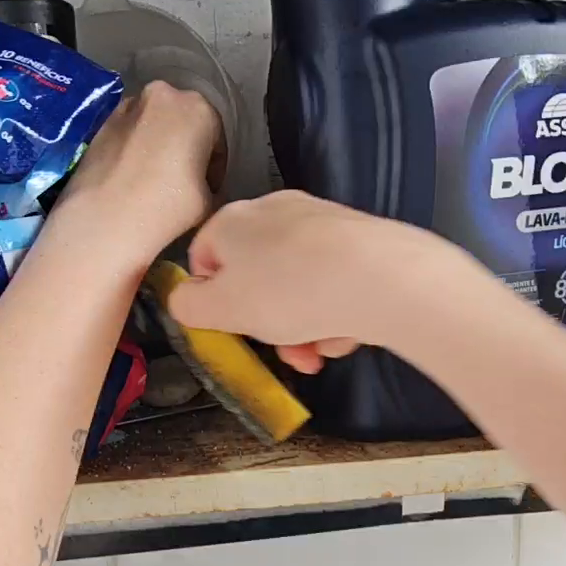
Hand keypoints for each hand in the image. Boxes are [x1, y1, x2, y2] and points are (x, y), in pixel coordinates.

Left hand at [52, 80, 219, 261]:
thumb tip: (209, 190)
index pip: (218, 139)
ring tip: (156, 180)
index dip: (216, 169)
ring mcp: (129, 104)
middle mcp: (163, 95)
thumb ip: (215, 188)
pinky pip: (132, 131)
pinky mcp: (103, 121)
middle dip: (188, 149)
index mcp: (199, 108)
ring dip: (162, 145)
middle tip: (185, 183)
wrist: (105, 217)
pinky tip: (134, 176)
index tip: (209, 191)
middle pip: (186, 123)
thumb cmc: (167, 207)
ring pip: (156, 123)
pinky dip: (138, 147)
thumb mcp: (209, 203)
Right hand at [166, 190, 463, 372]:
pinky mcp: (359, 239)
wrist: (379, 277)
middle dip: (266, 323)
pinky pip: (334, 282)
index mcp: (233, 221)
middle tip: (283, 354)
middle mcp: (275, 212)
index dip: (212, 299)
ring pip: (298, 284)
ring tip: (319, 351)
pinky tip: (347, 331)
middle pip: (256, 276)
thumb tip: (185, 299)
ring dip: (303, 326)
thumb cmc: (288, 290)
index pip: (204, 256)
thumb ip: (189, 307)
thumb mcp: (220, 310)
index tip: (230, 327)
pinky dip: (335, 311)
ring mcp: (320, 222)